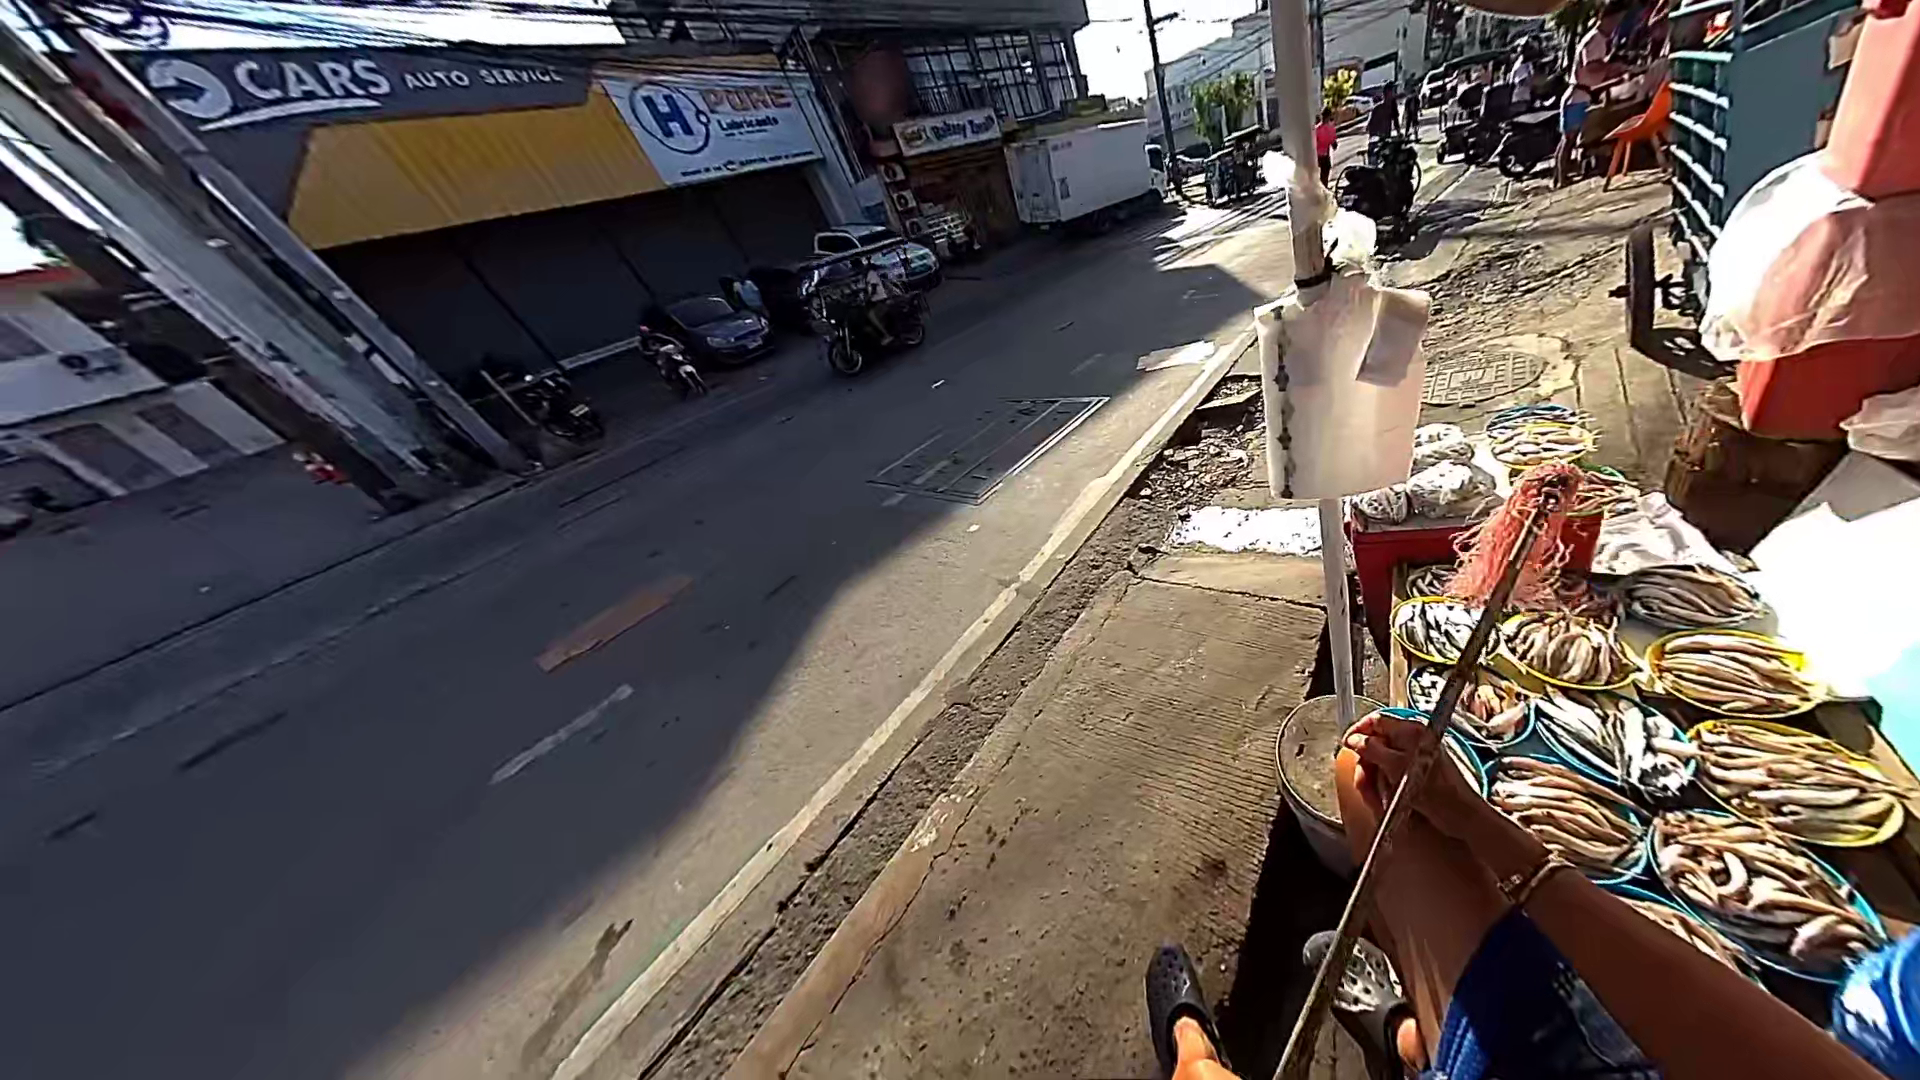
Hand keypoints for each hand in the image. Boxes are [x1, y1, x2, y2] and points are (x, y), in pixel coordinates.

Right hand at [1341, 710, 1492, 842]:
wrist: (1463, 817)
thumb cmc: (1438, 792)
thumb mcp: (1395, 767)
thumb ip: (1371, 749)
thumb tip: (1354, 740)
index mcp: (1412, 732)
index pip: (1376, 720)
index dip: (1358, 730)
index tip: (1347, 743)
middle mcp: (1415, 740)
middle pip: (1377, 742)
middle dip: (1366, 762)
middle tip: (1361, 777)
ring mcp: (1417, 755)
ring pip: (1382, 760)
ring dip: (1373, 777)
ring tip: (1373, 794)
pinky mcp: (1419, 770)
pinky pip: (1392, 771)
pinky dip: (1385, 783)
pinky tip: (1385, 797)